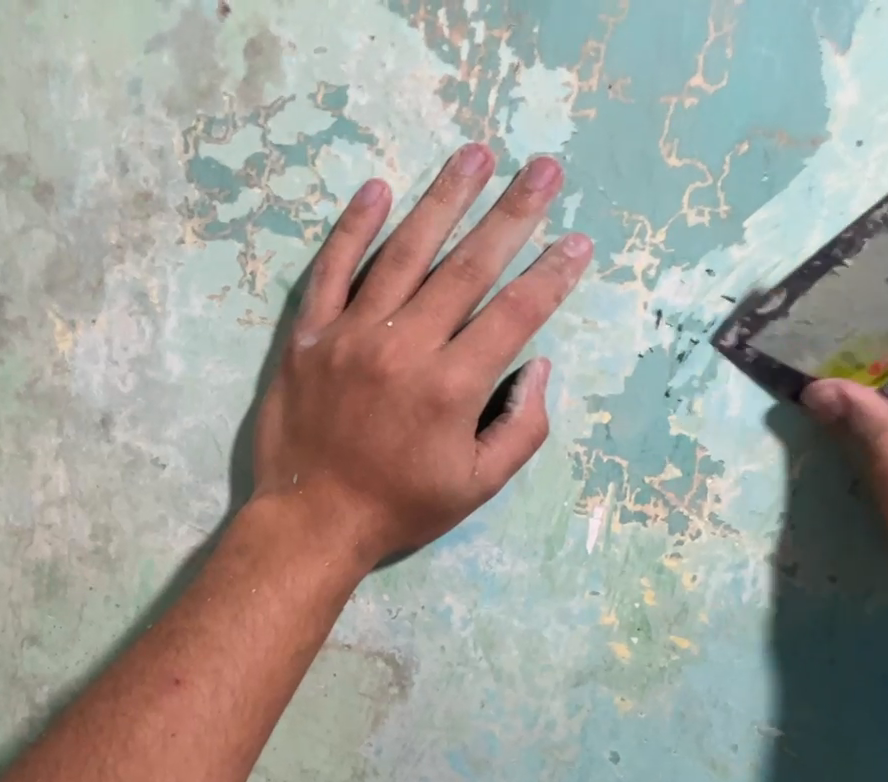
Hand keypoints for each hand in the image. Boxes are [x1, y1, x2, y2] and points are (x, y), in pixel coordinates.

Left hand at [249, 144, 591, 565]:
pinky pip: (332, 271)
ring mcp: (352, 336)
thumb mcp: (477, 486)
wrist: (311, 521)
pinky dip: (354, 229)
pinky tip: (377, 189)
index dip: (552, 276)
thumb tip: (538, 365)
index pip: (516, 314)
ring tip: (476, 155)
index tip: (578, 242)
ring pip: (404, 254)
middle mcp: (406, 348)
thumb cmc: (400, 507)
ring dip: (444, 200)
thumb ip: (520, 427)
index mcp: (453, 387)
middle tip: (545, 168)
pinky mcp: (309, 336)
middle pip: (469, 267)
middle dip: (513, 214)